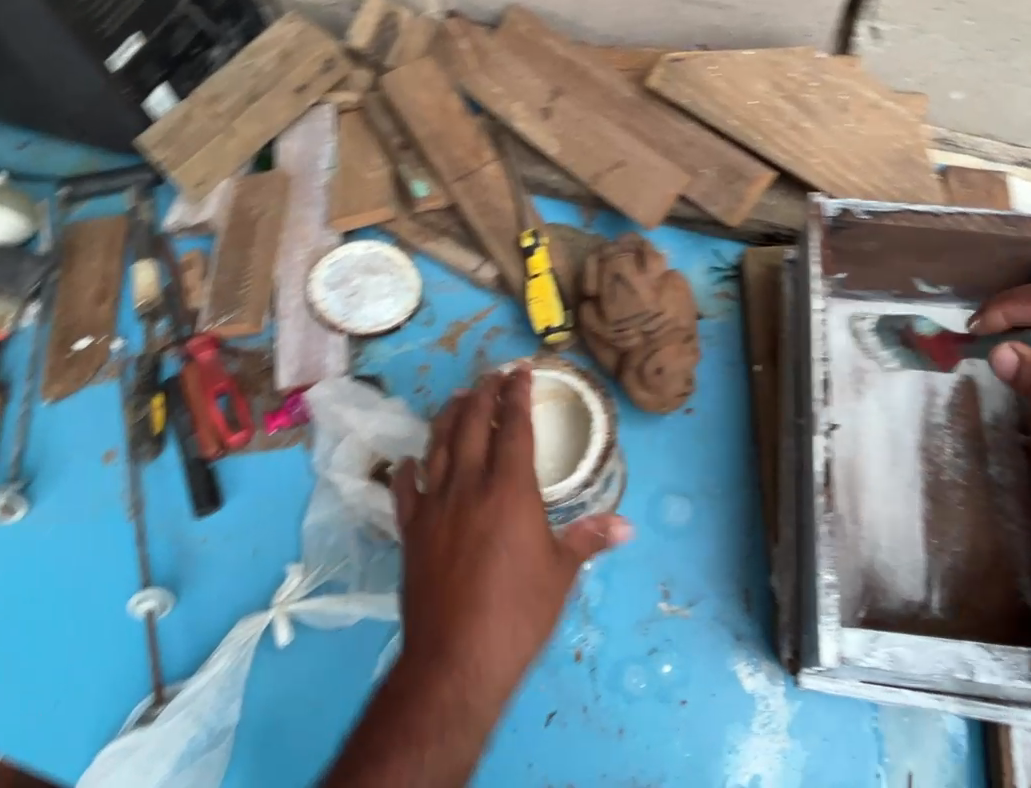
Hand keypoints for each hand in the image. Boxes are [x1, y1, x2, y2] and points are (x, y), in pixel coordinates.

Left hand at [390, 367, 631, 693]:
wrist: (457, 658)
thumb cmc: (519, 614)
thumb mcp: (561, 574)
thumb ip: (588, 539)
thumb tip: (626, 525)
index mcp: (510, 490)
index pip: (514, 428)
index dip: (517, 395)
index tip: (520, 372)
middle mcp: (469, 486)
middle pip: (472, 425)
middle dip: (483, 394)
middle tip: (491, 376)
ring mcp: (434, 507)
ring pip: (438, 446)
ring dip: (448, 417)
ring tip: (457, 399)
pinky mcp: (410, 531)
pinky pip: (404, 489)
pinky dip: (407, 468)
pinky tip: (410, 459)